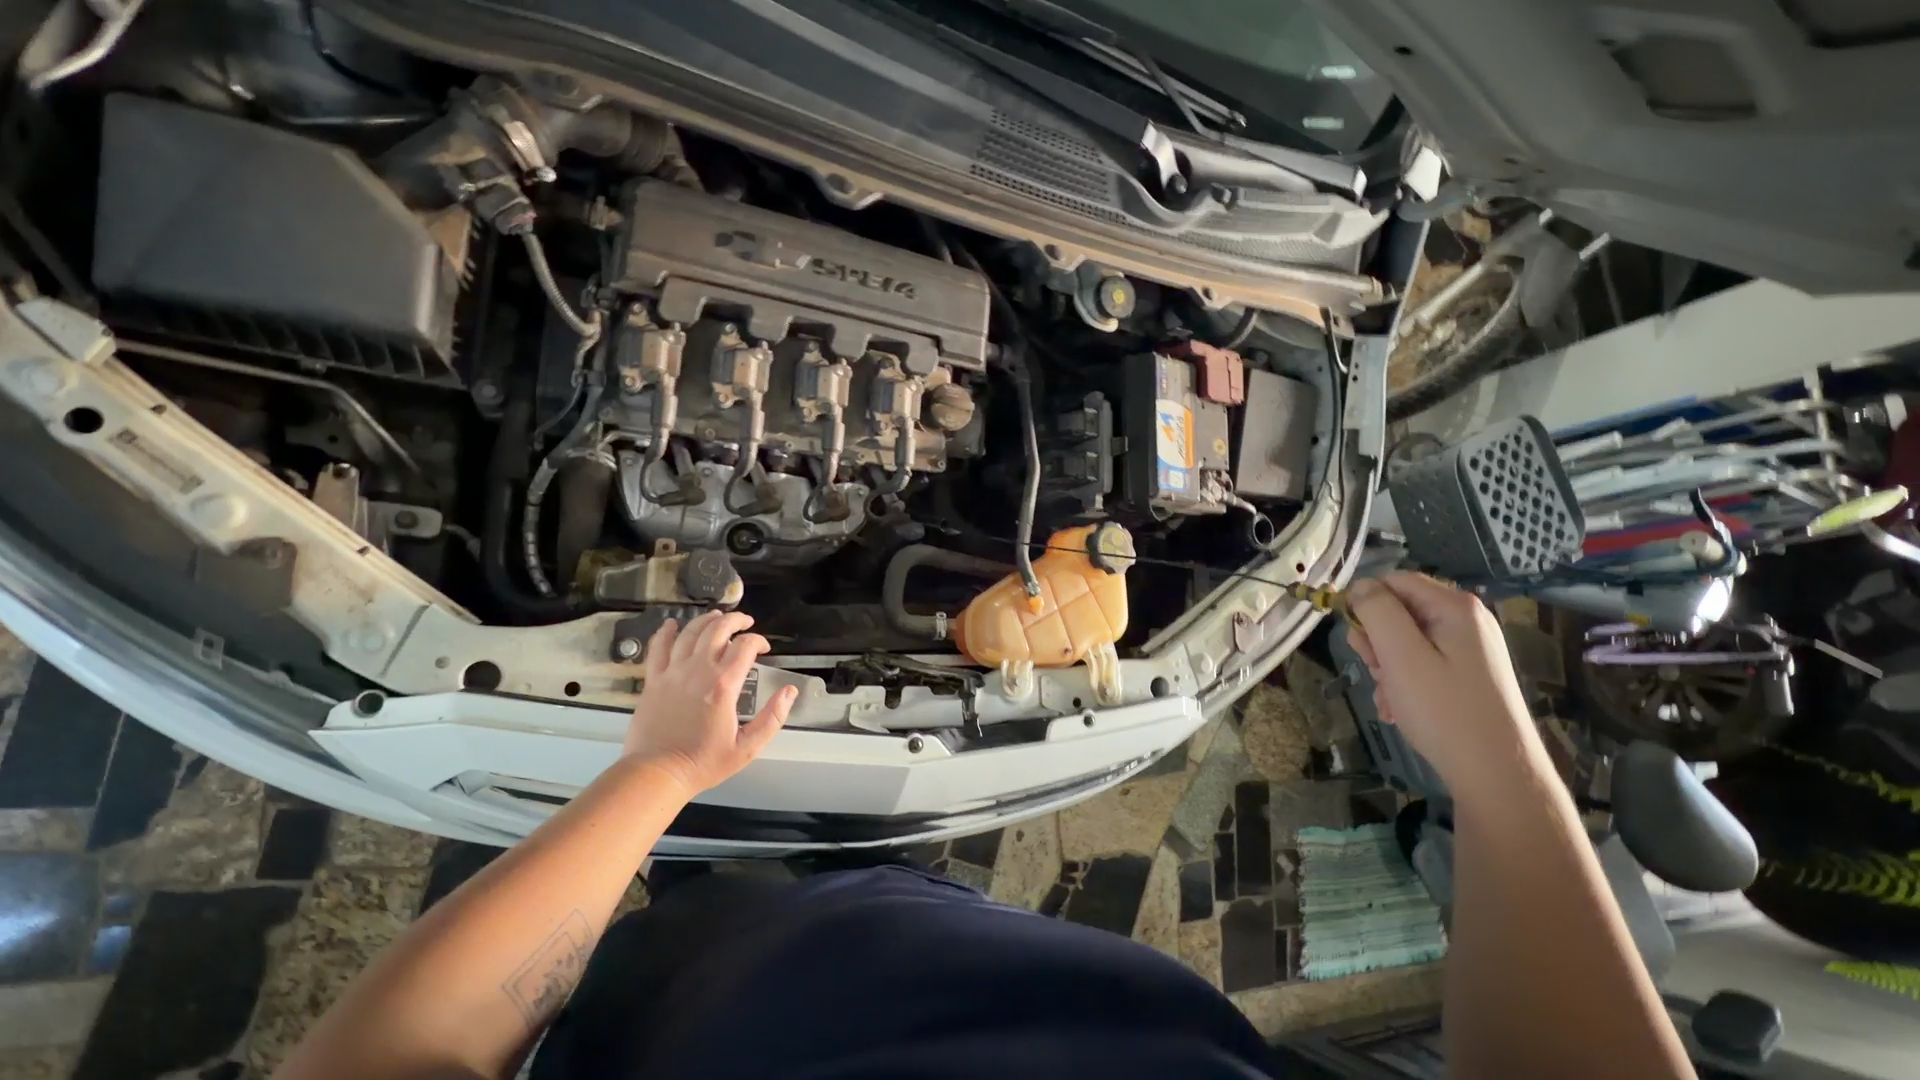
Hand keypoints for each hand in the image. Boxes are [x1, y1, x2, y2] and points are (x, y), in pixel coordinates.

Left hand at [624, 611, 797, 795]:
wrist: (657, 773)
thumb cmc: (703, 763)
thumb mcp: (747, 748)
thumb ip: (772, 718)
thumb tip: (790, 692)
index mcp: (723, 686)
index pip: (745, 647)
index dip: (758, 641)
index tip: (764, 648)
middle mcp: (698, 671)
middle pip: (717, 630)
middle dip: (735, 620)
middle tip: (745, 622)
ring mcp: (672, 673)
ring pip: (690, 632)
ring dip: (706, 621)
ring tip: (717, 617)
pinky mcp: (653, 680)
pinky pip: (658, 647)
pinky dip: (665, 632)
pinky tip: (671, 624)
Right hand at [1346, 573, 1550, 795]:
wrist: (1496, 772)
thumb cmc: (1444, 711)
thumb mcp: (1401, 656)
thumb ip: (1377, 612)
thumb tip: (1359, 586)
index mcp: (1454, 607)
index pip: (1394, 581)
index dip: (1366, 603)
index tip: (1356, 641)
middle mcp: (1467, 620)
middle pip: (1400, 611)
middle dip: (1377, 641)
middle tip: (1375, 672)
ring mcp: (1470, 648)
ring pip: (1406, 641)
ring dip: (1386, 666)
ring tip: (1389, 698)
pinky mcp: (1468, 673)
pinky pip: (1422, 663)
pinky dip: (1404, 682)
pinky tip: (1400, 709)